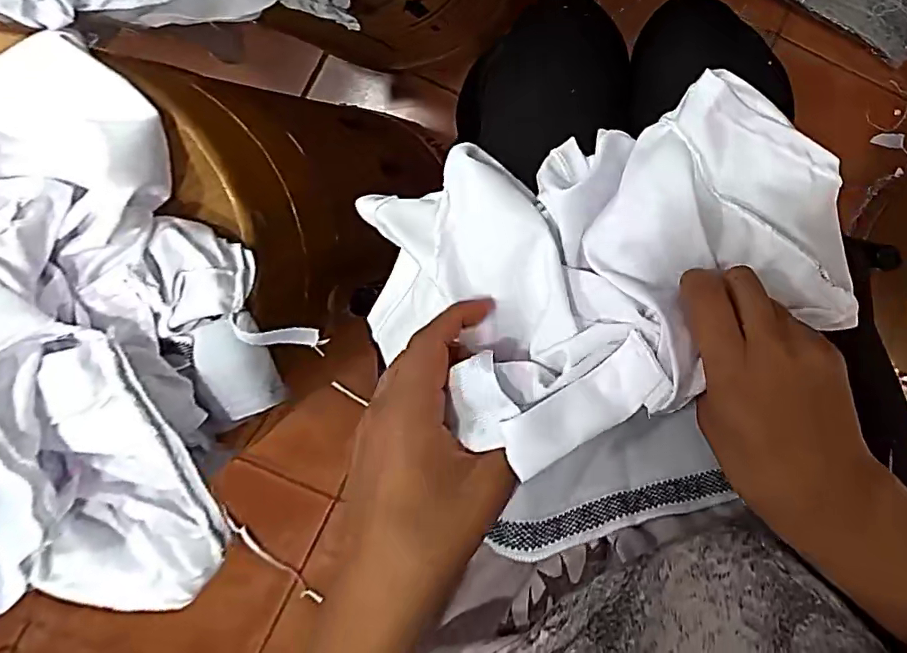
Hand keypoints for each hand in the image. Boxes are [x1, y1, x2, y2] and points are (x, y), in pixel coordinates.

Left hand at [341, 300, 514, 593]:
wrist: (377, 599)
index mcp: (404, 412)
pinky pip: (397, 403)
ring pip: (401, 381)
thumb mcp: (491, 476)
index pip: (426, 343)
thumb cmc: (432, 533)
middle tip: (494, 338)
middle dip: (451, 337)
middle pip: (410, 358)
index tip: (490, 306)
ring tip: (482, 368)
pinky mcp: (369, 460)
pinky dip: (428, 388)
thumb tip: (539, 393)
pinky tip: (457, 410)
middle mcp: (378, 417)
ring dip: (439, 363)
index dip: (457, 316)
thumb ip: (518, 427)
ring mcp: (368, 440)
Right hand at [681, 267, 888, 547]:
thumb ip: (709, 376)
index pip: (709, 296)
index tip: (691, 290)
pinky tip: (786, 366)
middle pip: (744, 279)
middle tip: (720, 306)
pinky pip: (797, 326)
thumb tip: (709, 346)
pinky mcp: (829, 348)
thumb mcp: (714, 425)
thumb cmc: (760, 470)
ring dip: (756, 311)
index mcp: (733, 366)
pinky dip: (784, 335)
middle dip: (726, 284)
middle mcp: (770, 343)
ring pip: (771, 302)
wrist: (830, 487)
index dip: (695, 284)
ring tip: (756, 345)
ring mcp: (805, 342)